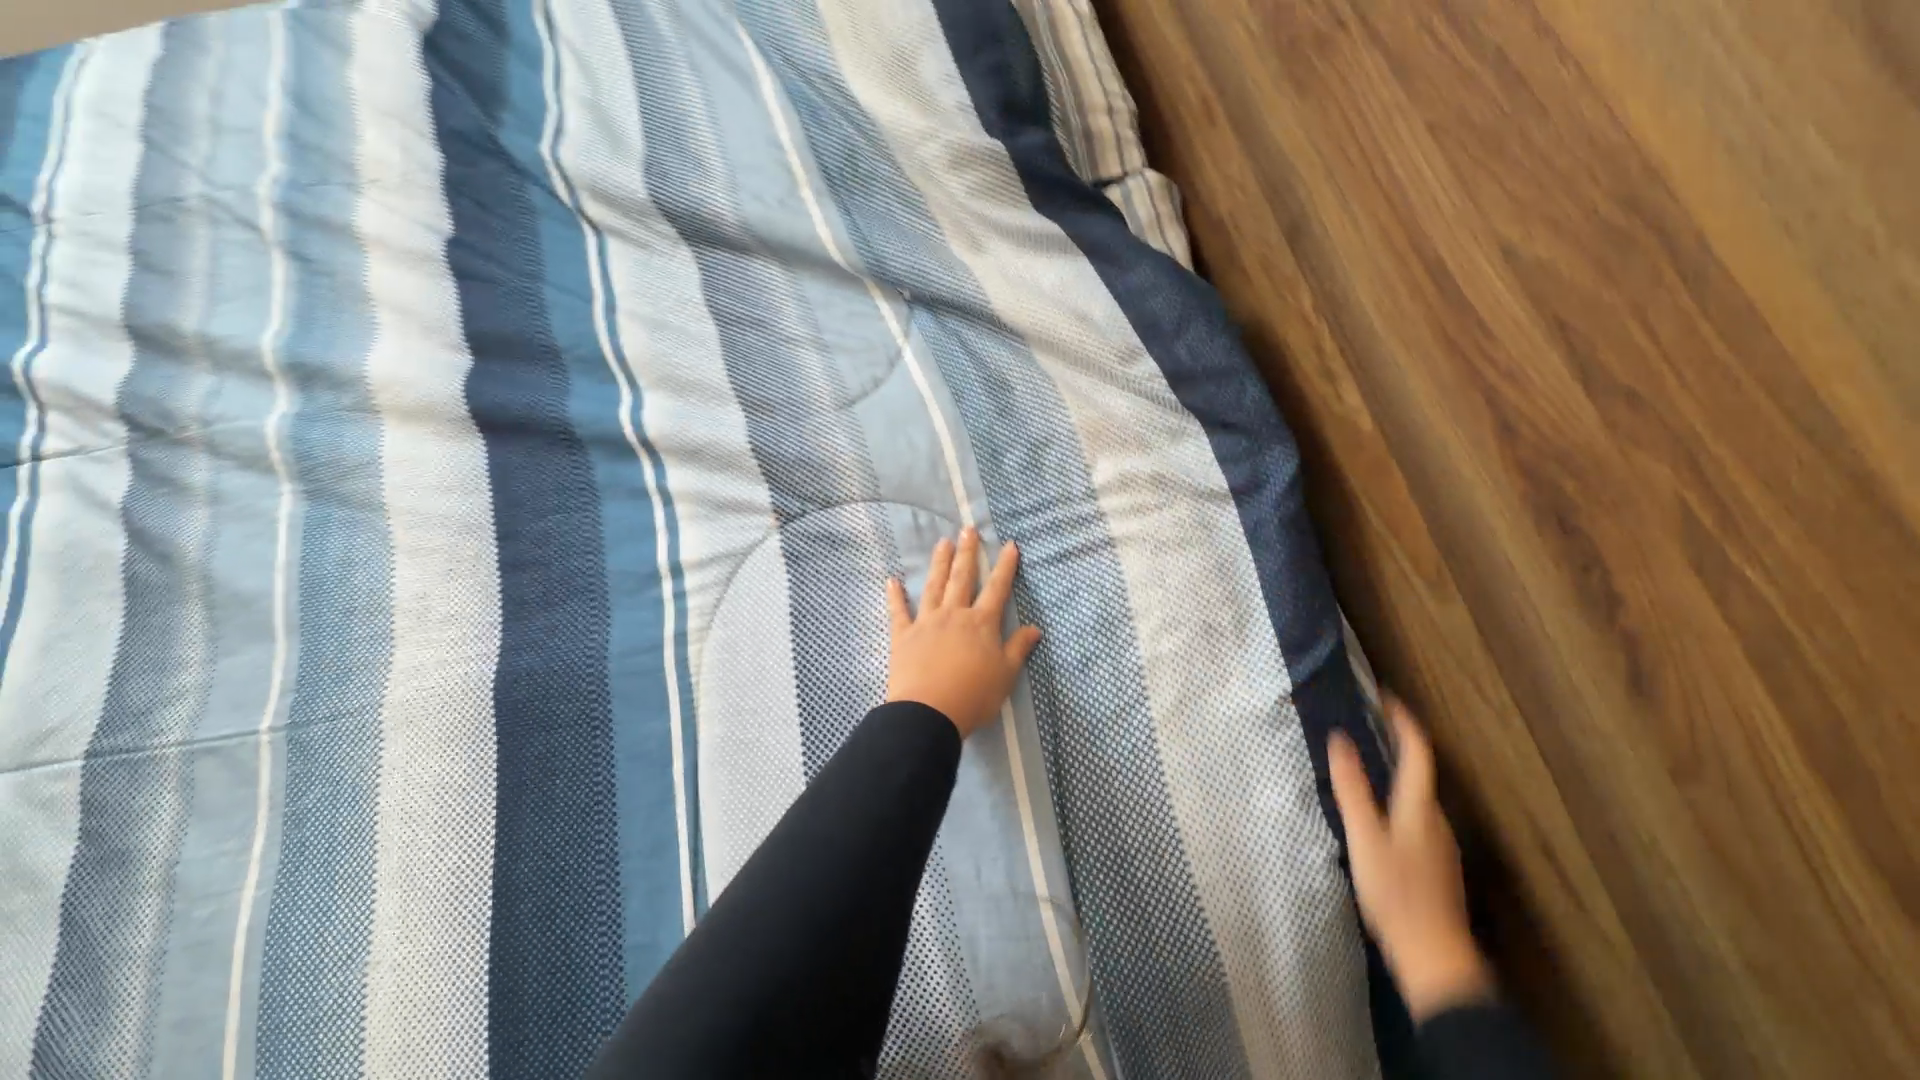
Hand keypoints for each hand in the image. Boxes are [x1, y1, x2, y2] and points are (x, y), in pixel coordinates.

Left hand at [885, 528, 1041, 738]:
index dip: (1005, 566)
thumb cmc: (973, 696)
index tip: (1009, 545)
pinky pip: (898, 611)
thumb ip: (1019, 648)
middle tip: (968, 529)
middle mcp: (954, 615)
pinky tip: (892, 581)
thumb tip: (1035, 628)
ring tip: (942, 543)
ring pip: (934, 586)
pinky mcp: (903, 636)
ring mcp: (926, 622)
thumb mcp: (1006, 675)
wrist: (929, 712)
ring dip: (939, 563)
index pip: (997, 589)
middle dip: (967, 553)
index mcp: (982, 624)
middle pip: (962, 578)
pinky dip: (895, 595)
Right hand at [1330, 697, 1494, 1020]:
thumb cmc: (1395, 892)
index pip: (1417, 752)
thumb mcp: (1365, 837)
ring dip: (1396, 777)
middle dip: (1397, 747)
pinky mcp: (1435, 865)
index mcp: (1419, 807)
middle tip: (1368, 729)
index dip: (1404, 722)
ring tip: (1366, 770)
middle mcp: (1435, 819)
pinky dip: (1397, 804)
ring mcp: (1439, 844)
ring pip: (1417, 799)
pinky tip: (1378, 820)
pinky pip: (1416, 820)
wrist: (1433, 954)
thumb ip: (1352, 789)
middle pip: (1420, 773)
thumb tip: (1340, 740)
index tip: (1385, 698)